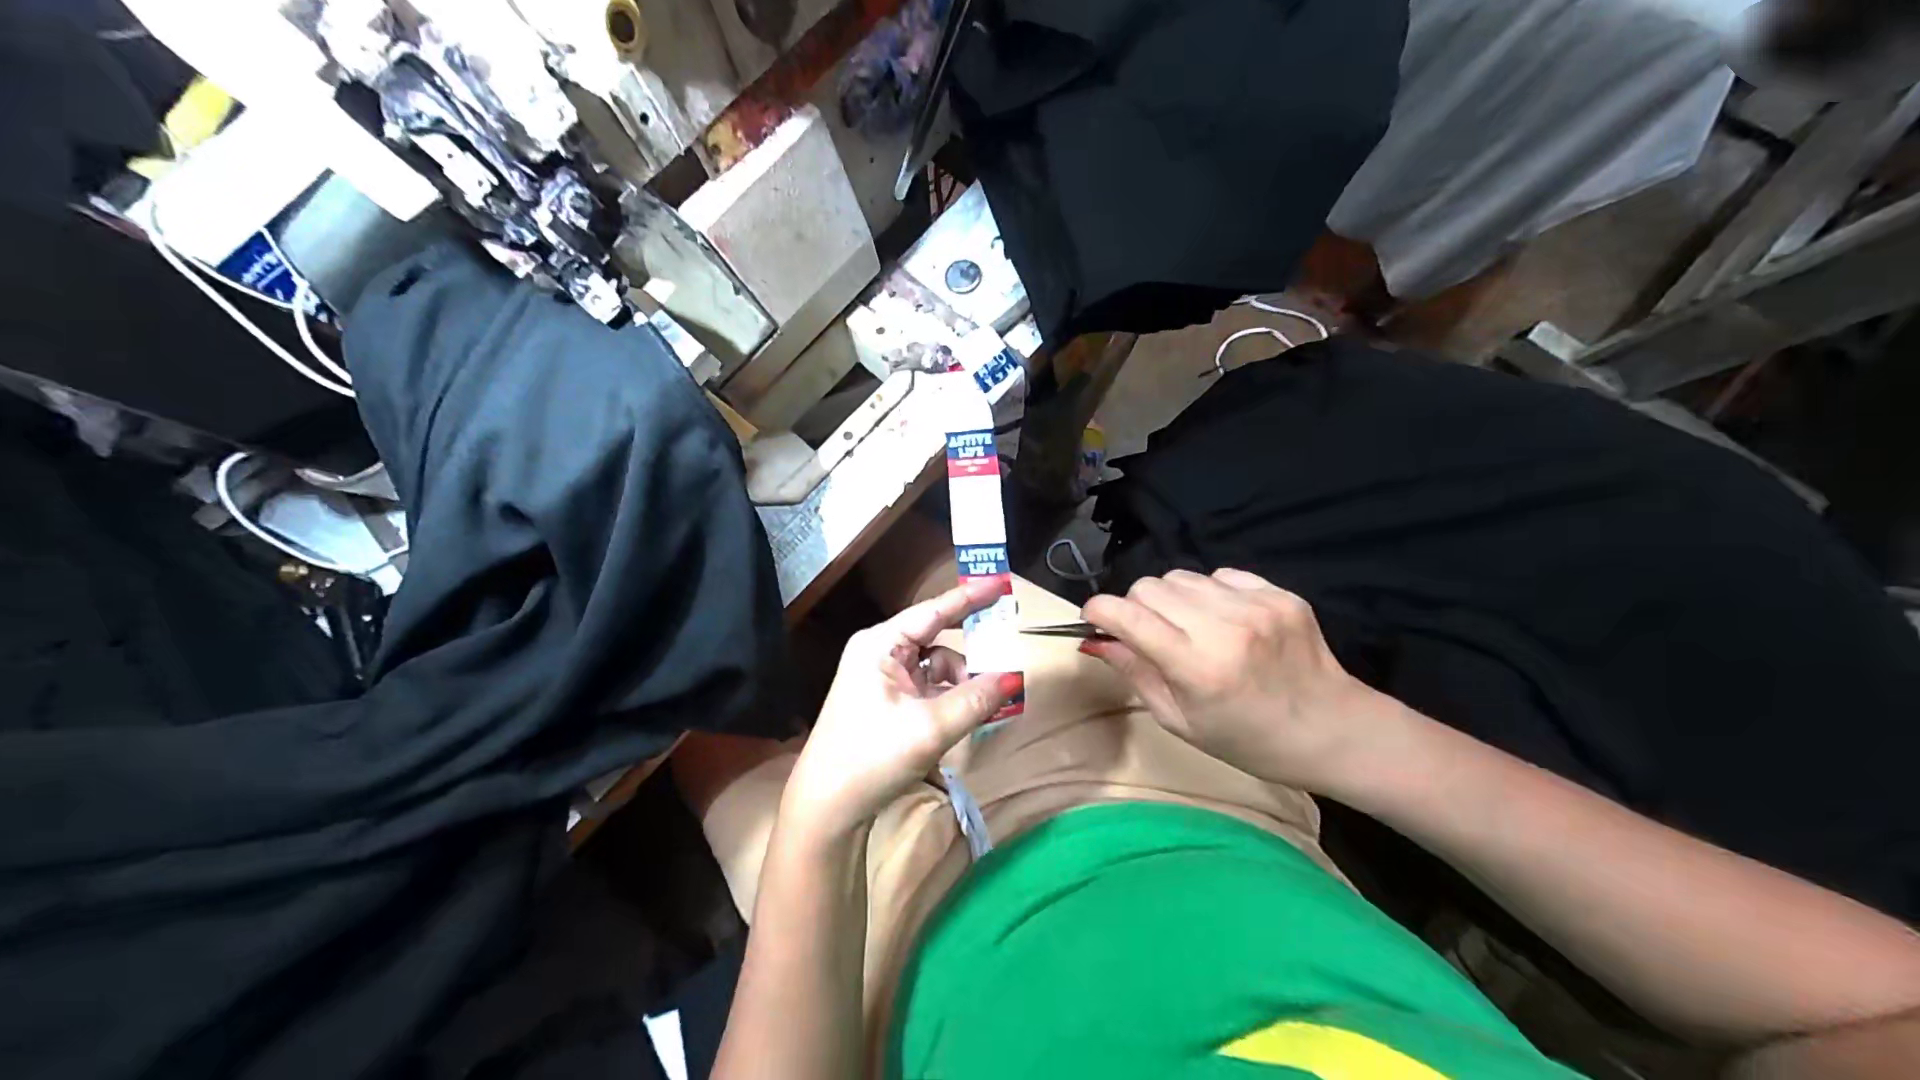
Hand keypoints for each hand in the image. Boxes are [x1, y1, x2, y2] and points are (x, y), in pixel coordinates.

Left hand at [781, 578, 1019, 837]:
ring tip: (984, 706)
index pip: (933, 611)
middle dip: (970, 650)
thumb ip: (976, 700)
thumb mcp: (931, 729)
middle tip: (1004, 648)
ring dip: (962, 682)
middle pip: (937, 639)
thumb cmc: (872, 758)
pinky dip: (949, 697)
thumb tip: (1013, 678)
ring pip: (936, 667)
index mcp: (880, 645)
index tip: (1002, 582)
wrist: (827, 809)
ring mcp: (880, 678)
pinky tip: (966, 715)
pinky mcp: (885, 701)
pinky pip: (927, 687)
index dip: (970, 597)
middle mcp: (878, 652)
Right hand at [1080, 569, 1388, 791]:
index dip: (1099, 610)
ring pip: (1181, 576)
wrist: (1334, 731)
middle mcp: (1225, 628)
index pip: (1128, 616)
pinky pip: (1220, 575)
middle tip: (1150, 634)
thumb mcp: (1180, 721)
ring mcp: (1256, 606)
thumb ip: (1135, 673)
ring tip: (1190, 628)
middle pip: (1149, 587)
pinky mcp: (1280, 593)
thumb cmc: (1248, 740)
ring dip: (1172, 599)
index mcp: (1198, 668)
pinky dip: (1209, 594)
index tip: (1094, 618)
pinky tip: (1225, 621)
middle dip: (1135, 606)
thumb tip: (1093, 640)